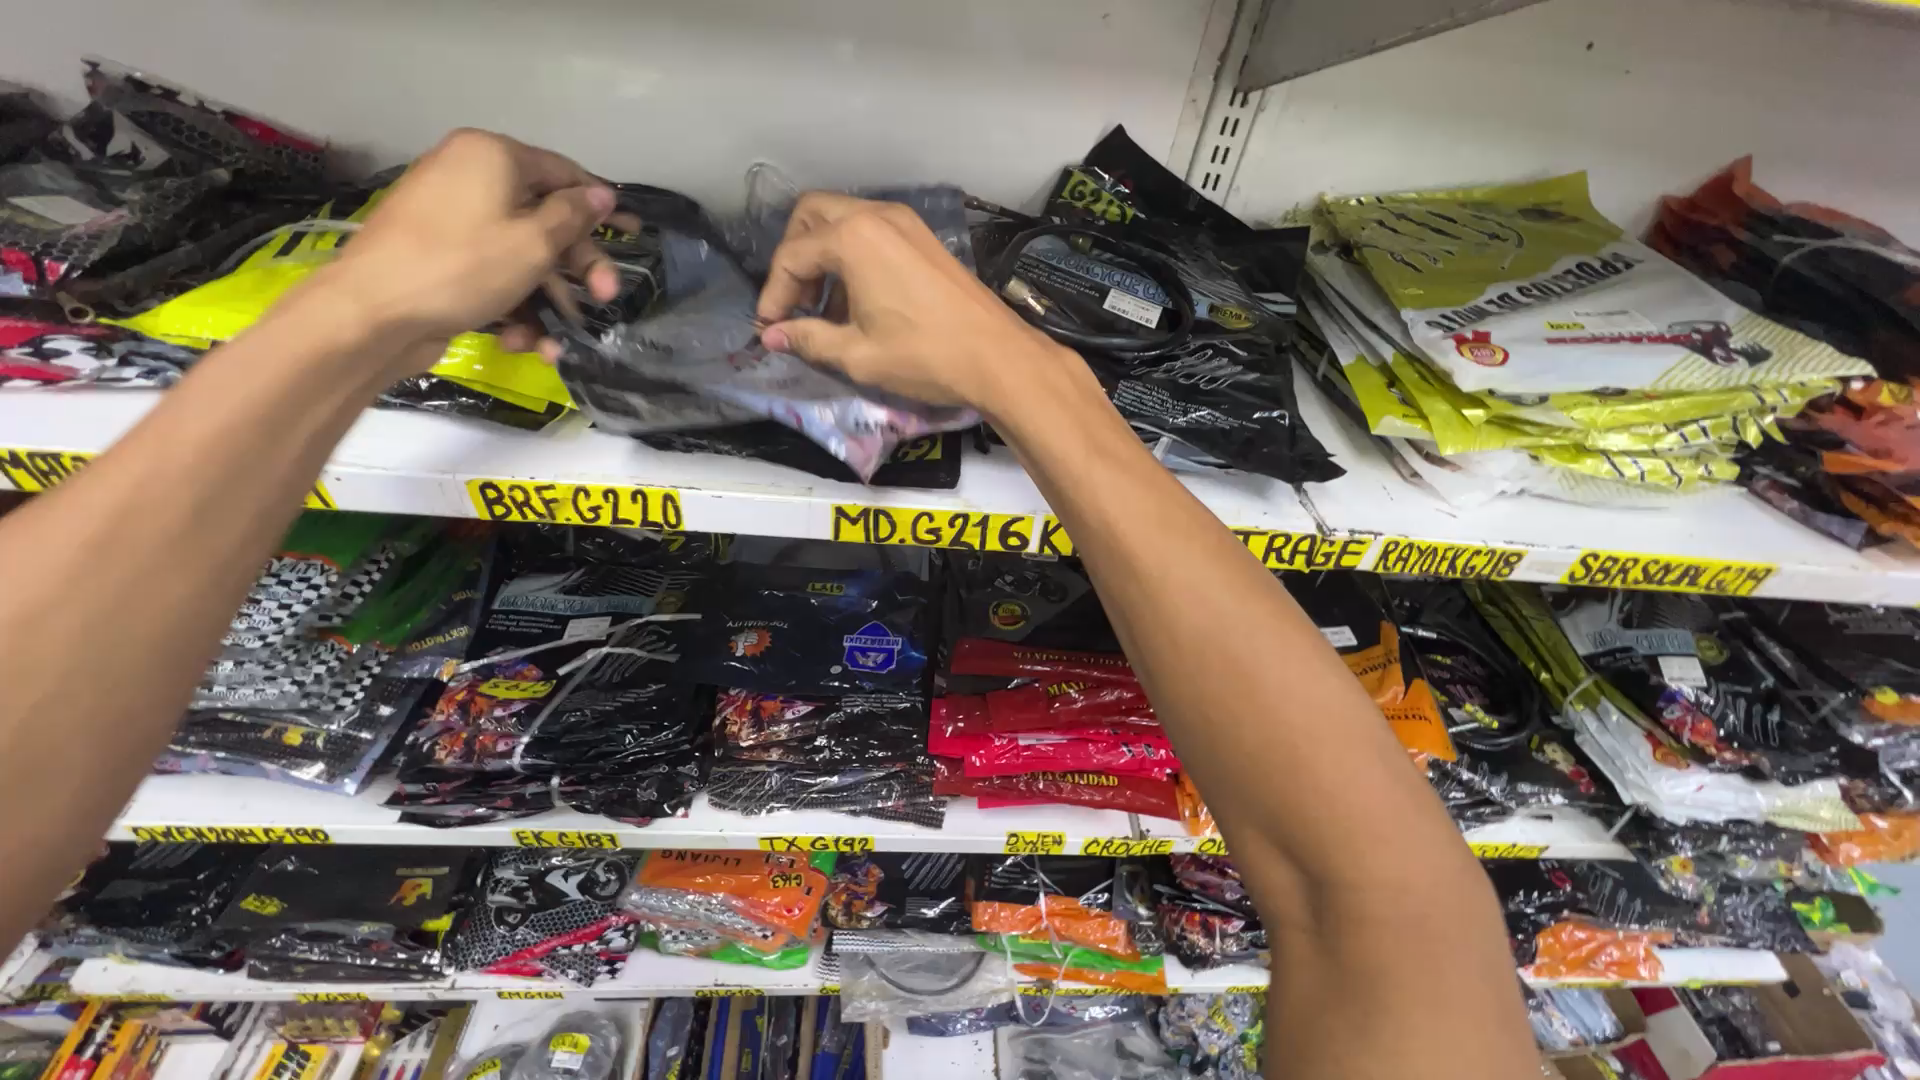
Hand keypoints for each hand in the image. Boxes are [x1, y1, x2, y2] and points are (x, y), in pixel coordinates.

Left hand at [309, 129, 624, 373]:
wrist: (373, 312)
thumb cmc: (463, 267)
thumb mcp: (534, 243)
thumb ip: (573, 217)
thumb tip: (602, 195)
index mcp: (493, 157)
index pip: (564, 173)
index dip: (601, 206)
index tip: (632, 233)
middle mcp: (473, 179)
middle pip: (546, 221)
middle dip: (578, 268)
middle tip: (605, 299)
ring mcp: (455, 220)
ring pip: (524, 257)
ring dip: (548, 301)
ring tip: (557, 342)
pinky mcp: (445, 258)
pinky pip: (495, 275)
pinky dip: (513, 307)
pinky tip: (519, 340)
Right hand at [756, 193, 1082, 417]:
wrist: (998, 357)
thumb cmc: (925, 356)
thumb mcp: (858, 355)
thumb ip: (809, 339)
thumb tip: (773, 337)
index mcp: (854, 239)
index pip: (792, 255)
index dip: (773, 294)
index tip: (769, 329)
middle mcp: (876, 216)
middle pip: (812, 217)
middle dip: (793, 258)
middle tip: (792, 303)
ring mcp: (904, 223)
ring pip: (843, 221)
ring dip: (823, 258)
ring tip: (822, 312)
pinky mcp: (923, 238)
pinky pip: (871, 233)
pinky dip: (852, 257)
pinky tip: (855, 303)